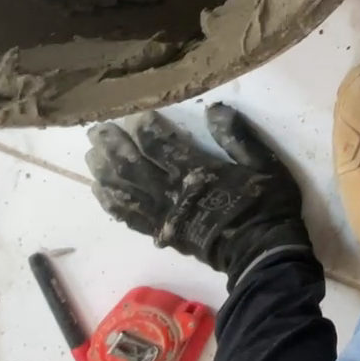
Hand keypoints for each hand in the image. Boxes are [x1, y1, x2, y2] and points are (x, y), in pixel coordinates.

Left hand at [86, 103, 310, 281]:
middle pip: (133, 167)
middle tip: (97, 131)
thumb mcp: (264, 163)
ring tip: (92, 155)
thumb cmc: (266, 202)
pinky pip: (128, 216)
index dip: (145, 129)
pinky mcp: (161, 232)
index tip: (134, 113)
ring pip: (124, 190)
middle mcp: (172, 193)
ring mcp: (162, 215)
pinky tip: (100, 191)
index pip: (161, 146)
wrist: (260, 250)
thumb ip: (238, 137)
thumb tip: (214, 110)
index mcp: (197, 172)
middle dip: (114, 147)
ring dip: (105, 171)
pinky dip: (111, 202)